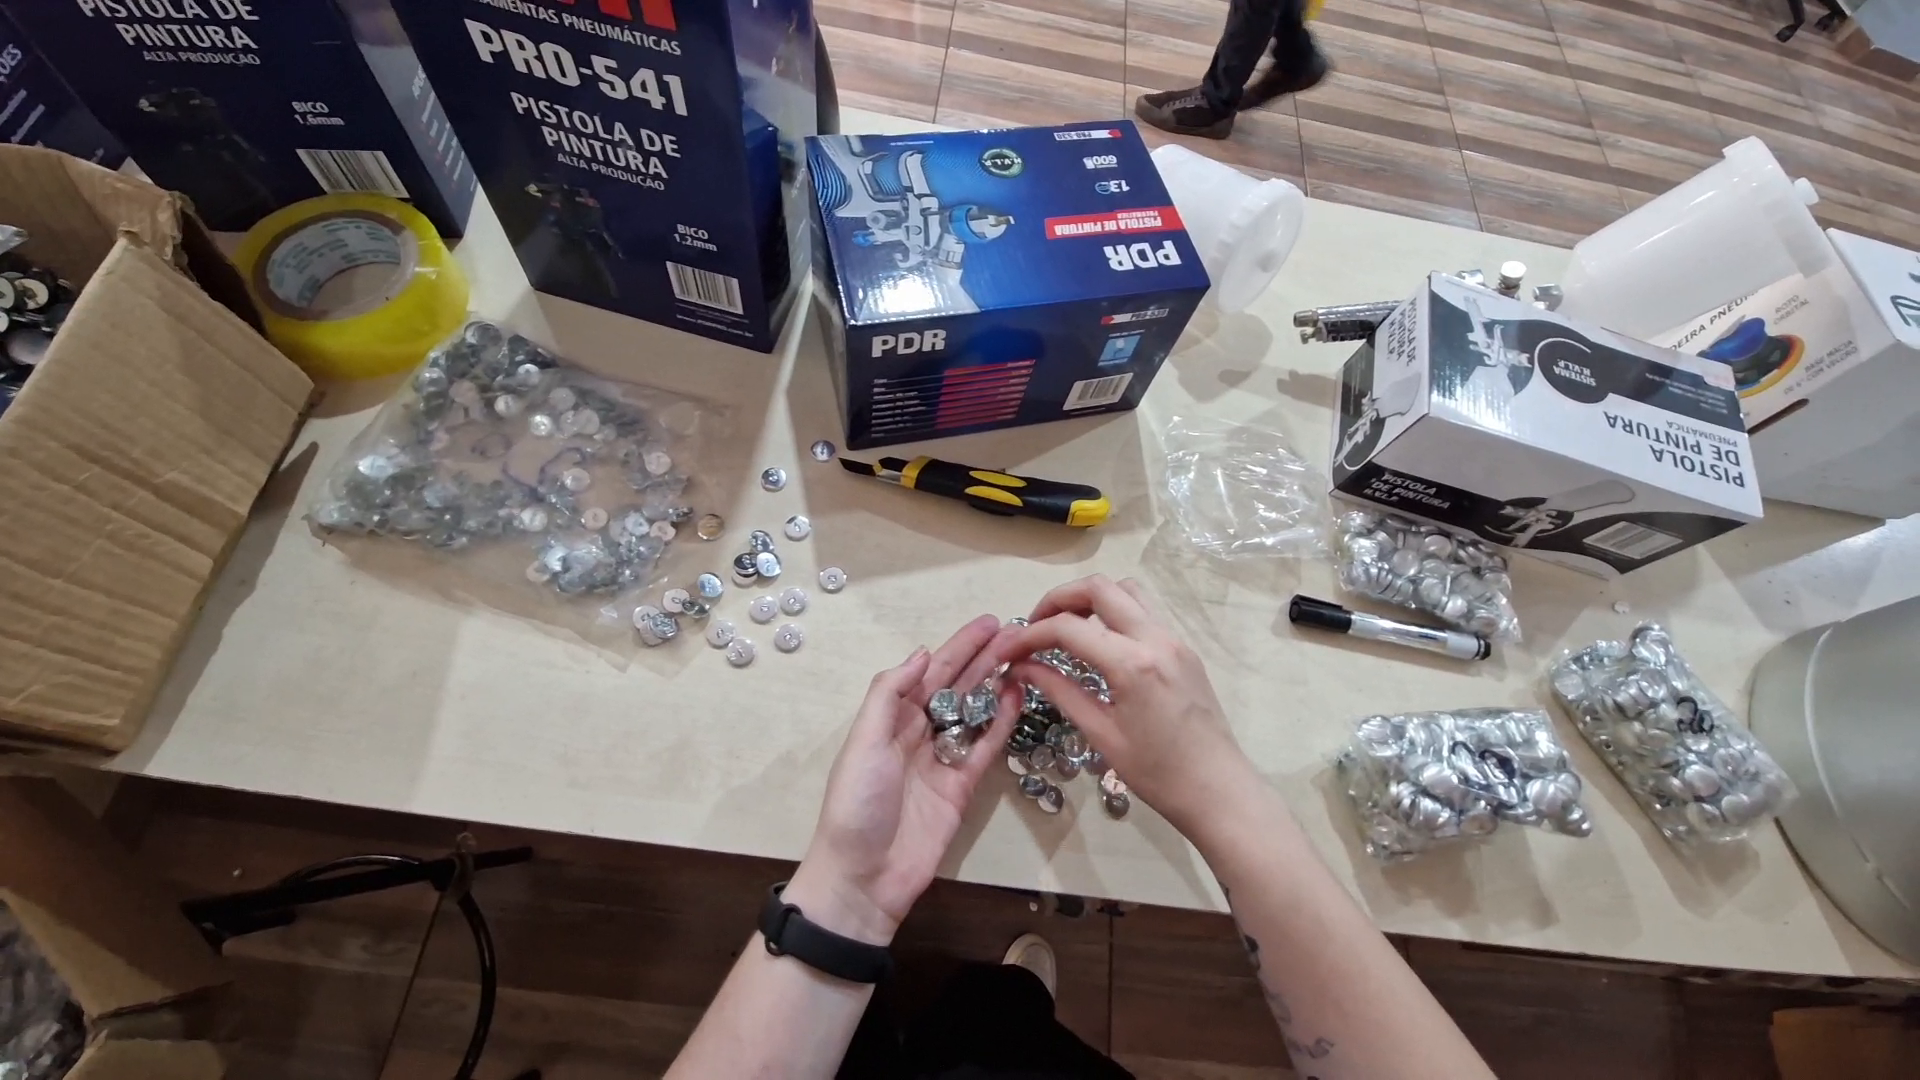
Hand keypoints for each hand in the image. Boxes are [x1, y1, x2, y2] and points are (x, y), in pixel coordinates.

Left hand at [787, 614, 1020, 945]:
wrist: (863, 878)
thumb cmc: (857, 804)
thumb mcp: (864, 741)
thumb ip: (890, 695)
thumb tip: (922, 654)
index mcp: (892, 718)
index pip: (932, 672)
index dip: (960, 646)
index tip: (989, 623)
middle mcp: (919, 732)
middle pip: (958, 686)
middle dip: (985, 658)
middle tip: (1018, 633)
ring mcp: (944, 758)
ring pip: (975, 712)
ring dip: (997, 684)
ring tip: (1025, 656)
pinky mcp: (963, 786)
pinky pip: (985, 747)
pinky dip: (1002, 722)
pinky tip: (1018, 696)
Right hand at [986, 575, 1256, 835]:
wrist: (1219, 790)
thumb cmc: (1157, 774)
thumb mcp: (1101, 734)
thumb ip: (1060, 691)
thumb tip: (1021, 667)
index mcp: (1133, 664)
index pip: (1068, 627)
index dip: (1030, 635)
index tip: (1009, 651)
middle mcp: (1156, 638)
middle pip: (1098, 588)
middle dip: (1058, 599)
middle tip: (1035, 627)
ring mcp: (1175, 639)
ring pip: (1126, 590)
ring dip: (1090, 599)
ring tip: (1067, 628)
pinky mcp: (1184, 648)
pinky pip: (1145, 610)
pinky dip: (1114, 611)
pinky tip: (1099, 642)